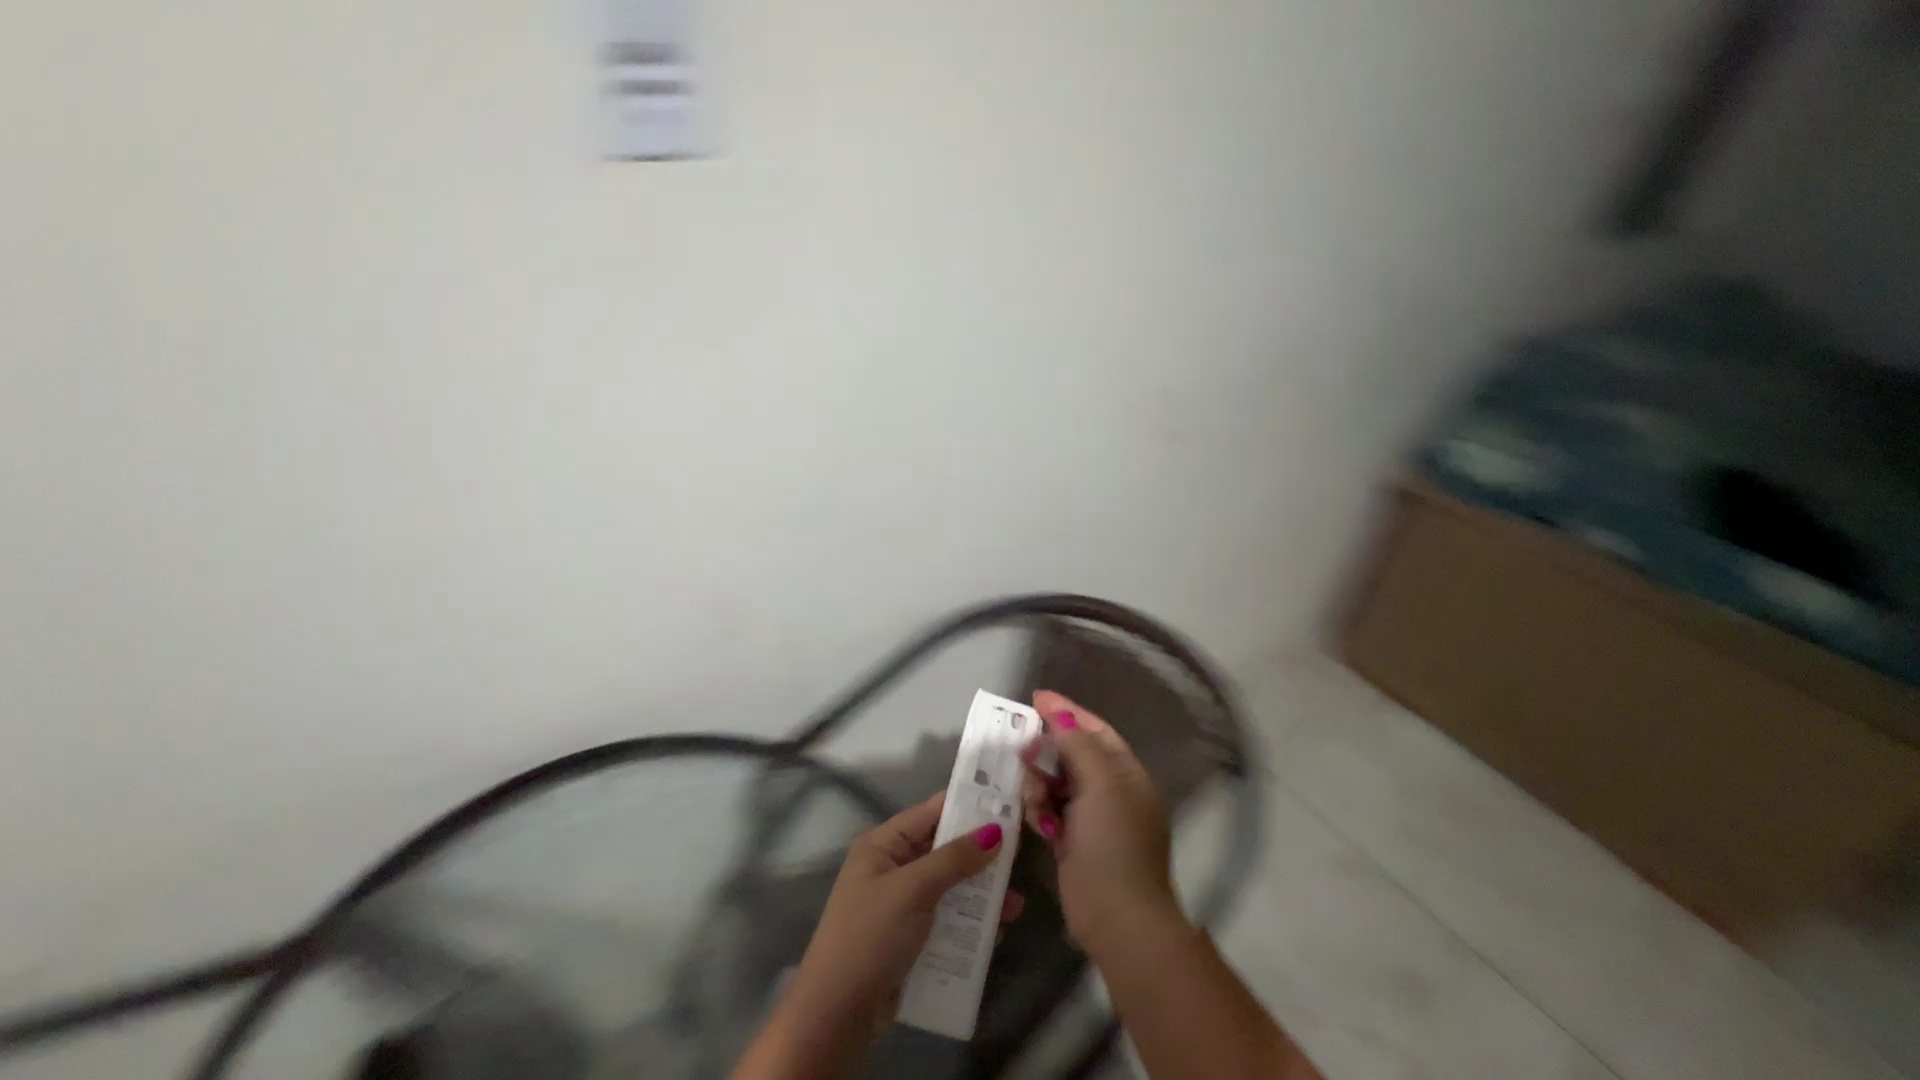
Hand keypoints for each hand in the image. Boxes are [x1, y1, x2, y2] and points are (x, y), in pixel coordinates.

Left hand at [734, 792, 1017, 1078]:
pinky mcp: (912, 938)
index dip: (968, 805)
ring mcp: (902, 905)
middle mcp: (893, 869)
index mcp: (883, 846)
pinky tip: (998, 932)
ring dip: (981, 894)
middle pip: (945, 850)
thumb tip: (995, 830)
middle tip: (1023, 855)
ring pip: (951, 888)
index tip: (1008, 802)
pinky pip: (948, 920)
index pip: (931, 812)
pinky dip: (971, 923)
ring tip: (1016, 905)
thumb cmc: (870, 937)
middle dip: (982, 855)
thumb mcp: (912, 890)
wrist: (838, 1013)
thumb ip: (954, 859)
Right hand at [1020, 690, 1181, 952]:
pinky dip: (1041, 811)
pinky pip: (1050, 811)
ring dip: (1040, 786)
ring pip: (1055, 783)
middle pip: (1071, 755)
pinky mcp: (1073, 843)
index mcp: (1127, 773)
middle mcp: (1112, 791)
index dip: (1066, 712)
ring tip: (1035, 802)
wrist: (1118, 916)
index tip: (1034, 698)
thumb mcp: (1100, 784)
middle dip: (1046, 753)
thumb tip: (1061, 713)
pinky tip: (1039, 824)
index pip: (1095, 730)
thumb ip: (1078, 745)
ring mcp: (1092, 819)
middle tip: (1022, 755)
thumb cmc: (1113, 843)